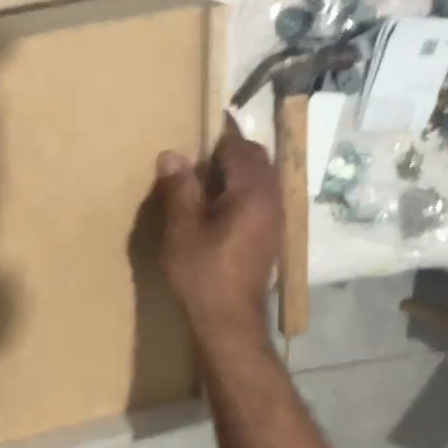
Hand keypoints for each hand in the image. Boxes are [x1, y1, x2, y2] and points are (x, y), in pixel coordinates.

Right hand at [155, 117, 280, 342]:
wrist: (229, 322)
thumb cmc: (204, 275)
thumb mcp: (182, 230)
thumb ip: (179, 189)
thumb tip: (173, 154)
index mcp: (252, 193)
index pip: (240, 147)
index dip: (220, 134)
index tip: (198, 126)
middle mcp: (272, 200)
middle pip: (257, 159)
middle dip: (229, 152)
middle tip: (195, 155)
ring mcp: (275, 219)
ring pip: (259, 180)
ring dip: (234, 173)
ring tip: (200, 180)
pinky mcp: (269, 236)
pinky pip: (259, 198)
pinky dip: (239, 192)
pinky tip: (214, 207)